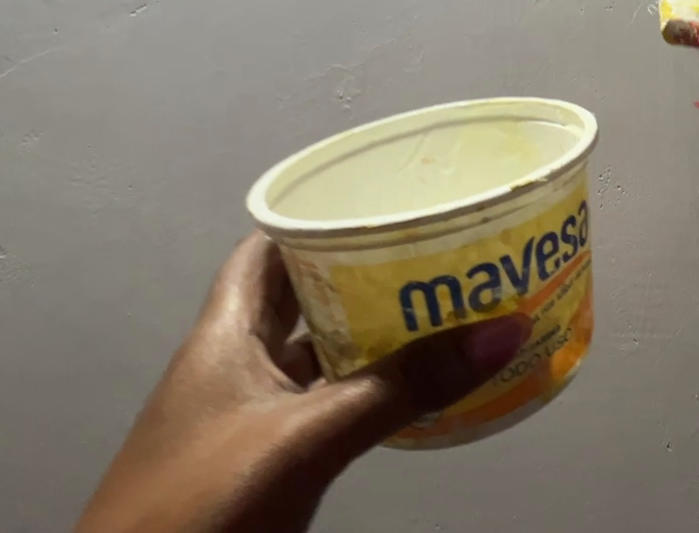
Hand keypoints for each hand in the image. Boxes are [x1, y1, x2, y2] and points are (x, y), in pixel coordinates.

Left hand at [77, 235, 530, 532]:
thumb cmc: (195, 511)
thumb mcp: (305, 440)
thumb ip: (402, 388)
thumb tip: (503, 330)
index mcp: (224, 334)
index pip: (267, 247)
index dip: (315, 216)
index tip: (377, 197)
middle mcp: (234, 363)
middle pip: (301, 293)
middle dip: (360, 267)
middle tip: (428, 245)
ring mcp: (248, 413)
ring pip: (318, 347)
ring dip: (367, 326)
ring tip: (437, 301)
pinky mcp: (267, 456)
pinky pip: (327, 396)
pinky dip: (367, 382)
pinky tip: (410, 381)